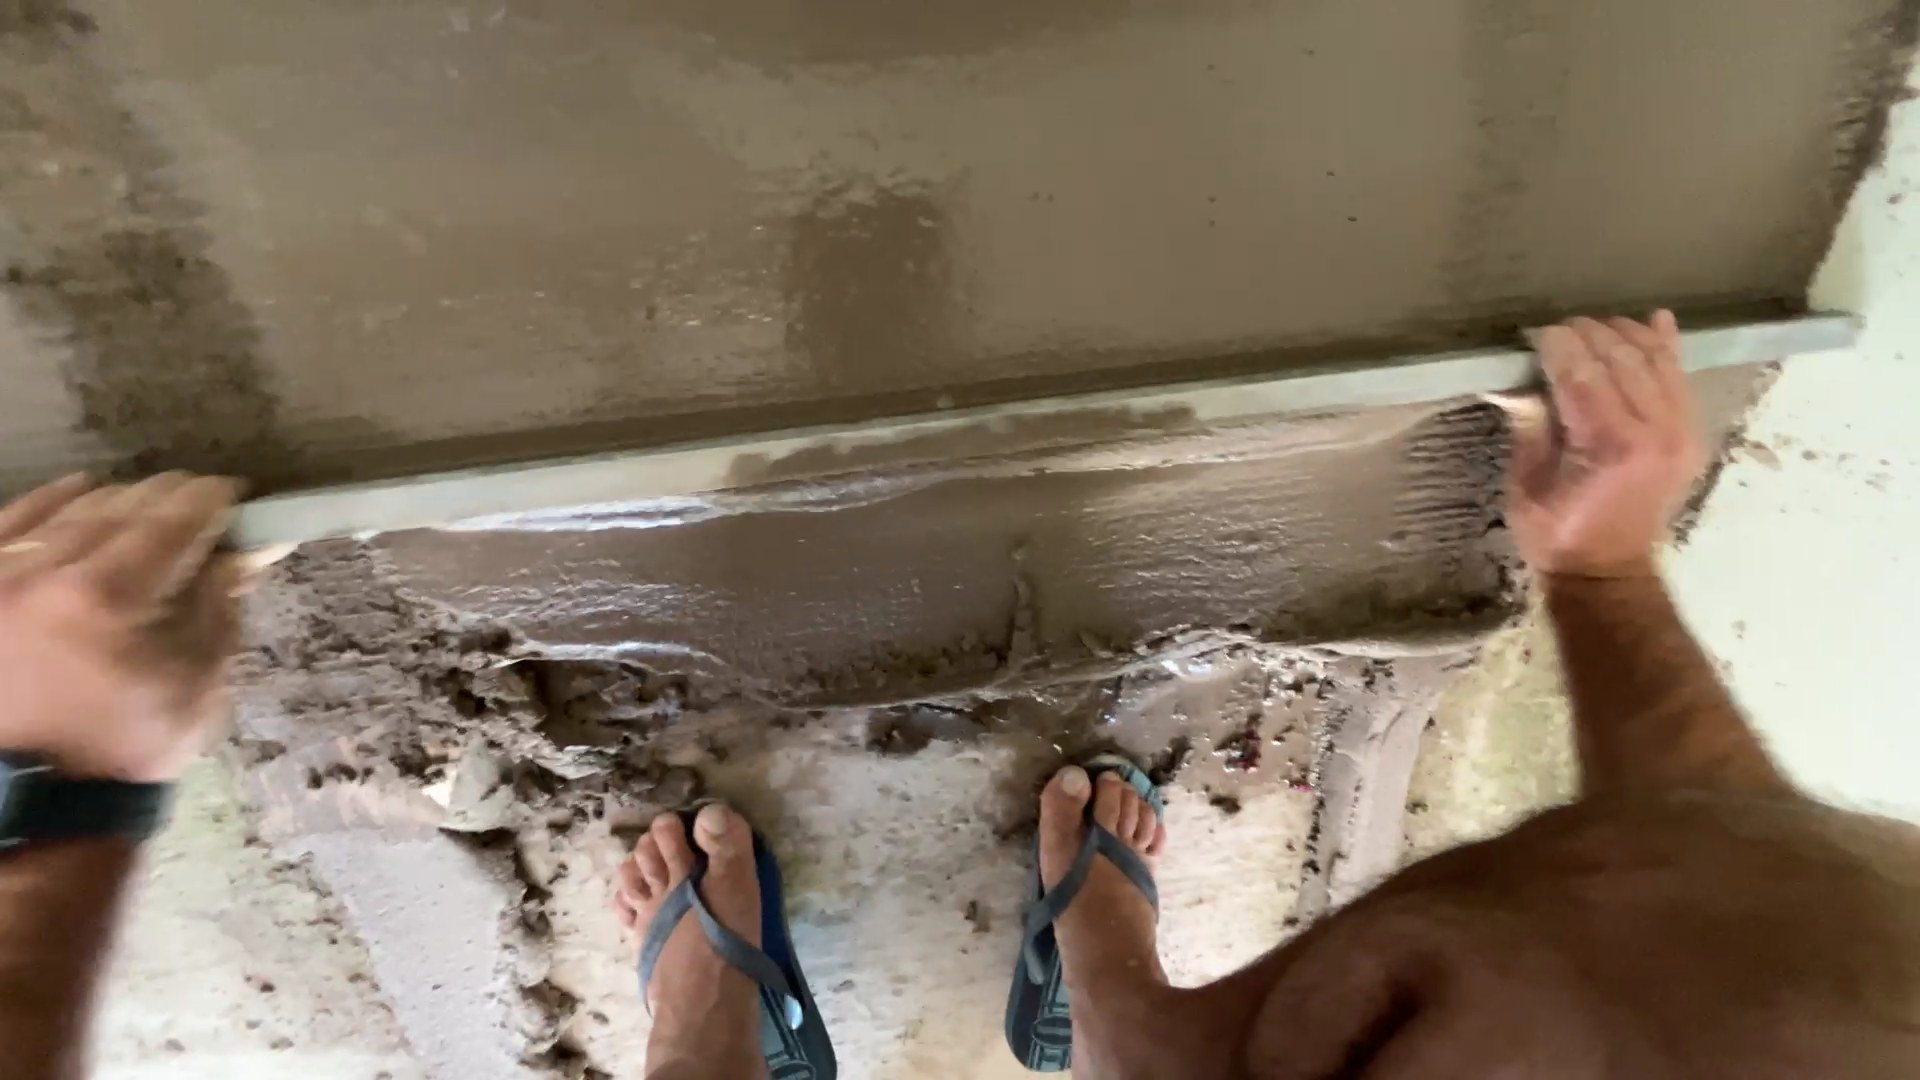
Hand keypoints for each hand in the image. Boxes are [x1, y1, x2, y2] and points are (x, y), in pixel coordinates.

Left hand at [0, 473, 246, 781]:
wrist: (35, 795)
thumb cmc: (137, 734)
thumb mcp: (202, 667)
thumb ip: (220, 598)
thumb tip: (252, 547)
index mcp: (107, 595)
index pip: (171, 521)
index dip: (211, 500)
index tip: (240, 492)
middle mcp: (37, 575)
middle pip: (115, 508)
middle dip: (166, 496)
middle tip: (205, 496)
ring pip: (58, 511)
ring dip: (113, 498)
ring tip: (148, 496)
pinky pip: (3, 529)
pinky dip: (43, 504)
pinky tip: (76, 493)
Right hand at [1504, 311, 1707, 577]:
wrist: (1607, 568)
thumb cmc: (1553, 532)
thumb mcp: (1526, 483)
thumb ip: (1532, 428)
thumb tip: (1519, 385)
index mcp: (1608, 446)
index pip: (1584, 376)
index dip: (1559, 347)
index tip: (1535, 333)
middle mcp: (1655, 431)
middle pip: (1623, 361)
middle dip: (1590, 336)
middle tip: (1557, 327)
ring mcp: (1681, 431)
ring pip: (1656, 362)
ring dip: (1623, 336)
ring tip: (1593, 325)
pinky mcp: (1689, 433)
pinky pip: (1680, 378)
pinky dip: (1666, 348)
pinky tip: (1654, 321)